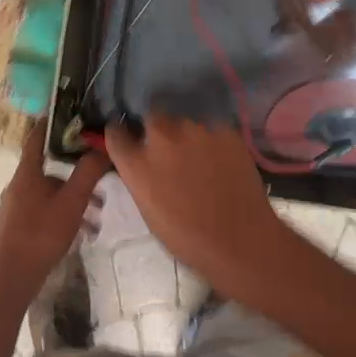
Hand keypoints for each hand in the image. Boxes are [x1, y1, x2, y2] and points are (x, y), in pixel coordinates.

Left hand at [0, 124, 107, 297]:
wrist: (12, 278)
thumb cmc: (41, 233)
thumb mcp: (72, 201)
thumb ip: (88, 173)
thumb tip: (102, 147)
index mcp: (27, 174)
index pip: (36, 139)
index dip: (49, 124)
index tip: (65, 114)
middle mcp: (18, 186)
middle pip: (50, 171)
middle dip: (76, 176)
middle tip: (100, 183)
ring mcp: (16, 208)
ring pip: (50, 194)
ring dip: (74, 201)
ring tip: (97, 217)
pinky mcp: (17, 228)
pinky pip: (44, 212)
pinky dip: (63, 216)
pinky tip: (82, 234)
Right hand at [104, 116, 296, 295]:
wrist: (239, 239)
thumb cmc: (188, 238)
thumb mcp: (149, 211)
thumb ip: (141, 178)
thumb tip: (144, 164)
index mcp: (138, 164)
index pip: (116, 133)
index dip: (120, 133)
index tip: (126, 135)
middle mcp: (162, 139)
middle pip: (152, 117)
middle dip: (156, 127)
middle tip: (168, 147)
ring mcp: (196, 131)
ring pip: (185, 122)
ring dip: (186, 135)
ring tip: (199, 156)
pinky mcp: (224, 131)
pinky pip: (212, 130)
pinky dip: (212, 141)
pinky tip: (221, 160)